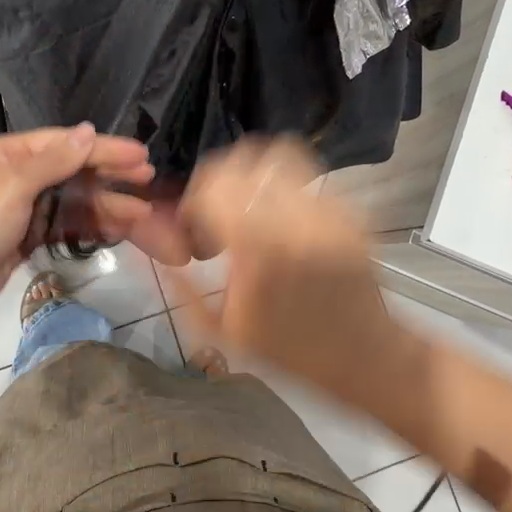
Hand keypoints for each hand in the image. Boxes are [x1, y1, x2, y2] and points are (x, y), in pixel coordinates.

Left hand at [0, 124, 154, 320]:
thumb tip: (89, 130)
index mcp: (9, 153)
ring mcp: (23, 207)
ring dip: (106, 205)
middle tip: (148, 179)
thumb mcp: (12, 188)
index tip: (140, 154)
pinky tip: (117, 229)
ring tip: (141, 212)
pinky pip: (65, 225)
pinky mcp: (27, 237)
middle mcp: (17, 175)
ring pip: (73, 200)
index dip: (104, 148)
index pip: (66, 144)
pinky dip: (90, 226)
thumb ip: (54, 161)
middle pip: (73, 170)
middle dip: (111, 176)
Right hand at [170, 139, 410, 393]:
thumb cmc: (290, 350)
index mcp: (257, 248)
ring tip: (250, 205)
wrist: (366, 356)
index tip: (196, 226)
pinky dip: (285, 187)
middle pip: (242, 160)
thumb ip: (181, 286)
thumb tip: (145, 253)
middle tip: (219, 212)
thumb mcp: (223, 330)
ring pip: (279, 155)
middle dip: (219, 181)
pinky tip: (283, 219)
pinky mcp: (350, 210)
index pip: (212, 184)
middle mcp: (293, 218)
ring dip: (253, 174)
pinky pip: (309, 178)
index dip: (194, 200)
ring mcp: (327, 209)